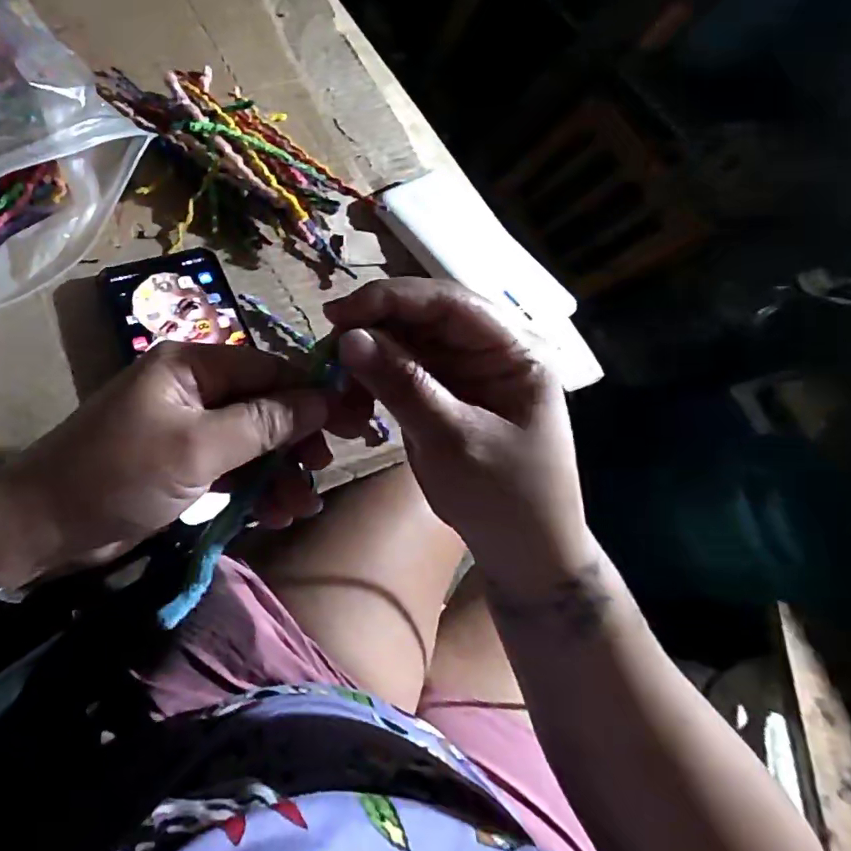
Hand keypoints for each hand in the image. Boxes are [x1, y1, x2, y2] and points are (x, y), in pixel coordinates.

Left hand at [0, 341, 333, 588]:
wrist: (46, 524)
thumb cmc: (120, 474)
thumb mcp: (197, 448)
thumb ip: (261, 423)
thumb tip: (321, 398)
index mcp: (190, 365)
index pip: (268, 367)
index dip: (313, 392)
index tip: (354, 423)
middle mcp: (190, 388)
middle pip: (263, 403)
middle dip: (296, 438)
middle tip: (323, 470)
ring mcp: (185, 428)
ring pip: (250, 440)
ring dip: (278, 470)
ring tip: (300, 505)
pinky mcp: (179, 463)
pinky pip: (229, 466)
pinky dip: (252, 487)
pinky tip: (276, 512)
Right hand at [324, 278, 591, 588]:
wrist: (523, 552)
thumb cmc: (505, 496)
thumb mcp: (453, 439)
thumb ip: (402, 384)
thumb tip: (347, 338)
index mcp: (513, 350)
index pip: (449, 302)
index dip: (391, 298)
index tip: (338, 314)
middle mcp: (487, 349)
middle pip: (422, 317)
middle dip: (372, 326)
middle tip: (327, 348)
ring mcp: (461, 371)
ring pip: (403, 342)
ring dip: (366, 355)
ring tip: (334, 378)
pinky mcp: (438, 393)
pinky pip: (397, 370)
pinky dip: (369, 379)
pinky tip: (349, 396)